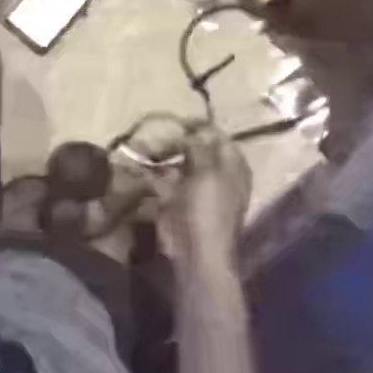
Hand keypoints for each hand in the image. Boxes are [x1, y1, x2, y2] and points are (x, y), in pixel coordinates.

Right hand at [156, 125, 251, 258]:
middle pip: (198, 152)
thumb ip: (200, 148)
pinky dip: (153, 177)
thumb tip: (192, 130)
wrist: (195, 251)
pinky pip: (164, 184)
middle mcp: (217, 176)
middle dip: (179, 143)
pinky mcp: (176, 204)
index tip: (178, 121)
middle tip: (158, 134)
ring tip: (145, 148)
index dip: (200, 128)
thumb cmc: (208, 209)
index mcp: (232, 167)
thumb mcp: (207, 172)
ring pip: (179, 167)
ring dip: (163, 158)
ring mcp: (195, 191)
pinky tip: (140, 169)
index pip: (219, 138)